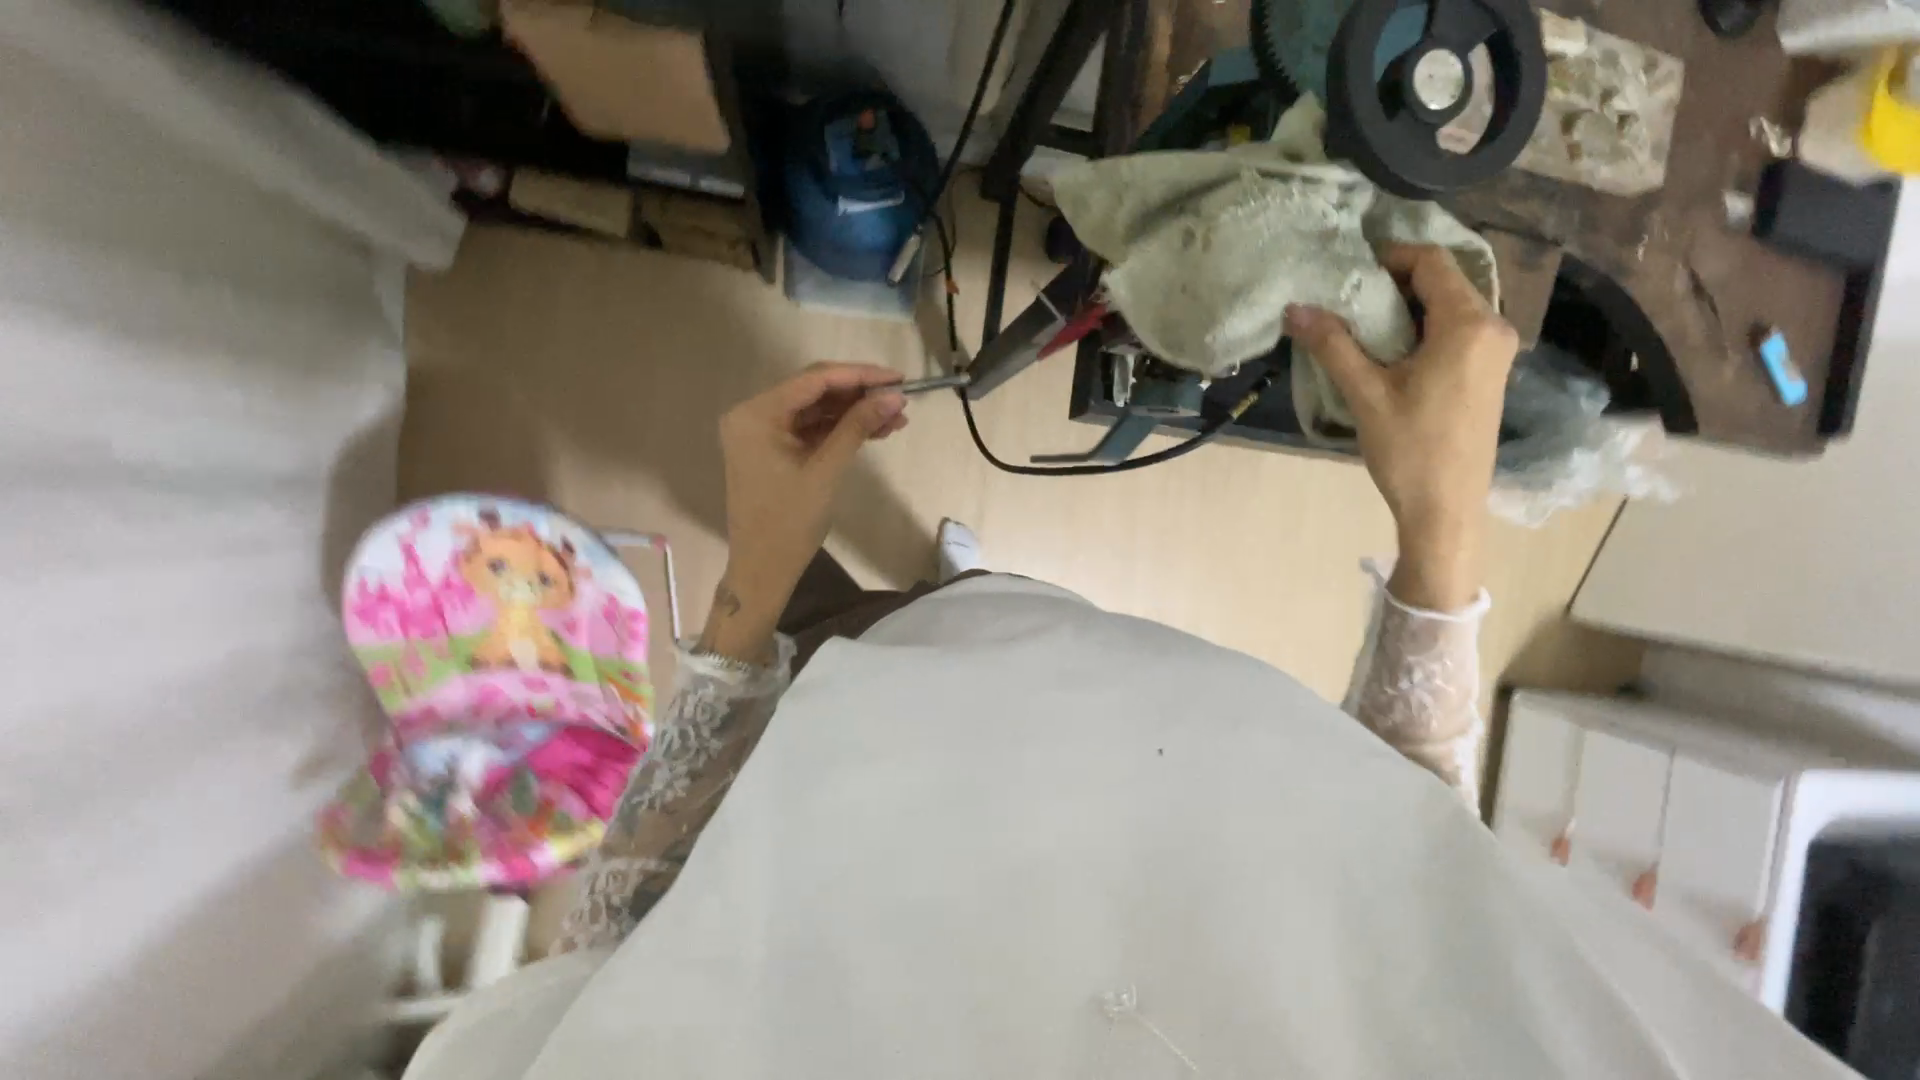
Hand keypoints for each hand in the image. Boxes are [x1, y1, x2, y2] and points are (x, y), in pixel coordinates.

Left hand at [702, 363, 908, 662]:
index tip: (898, 378)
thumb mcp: (826, 470)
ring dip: (854, 413)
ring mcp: (762, 433)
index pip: (814, 380)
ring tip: (896, 419)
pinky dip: (840, 430)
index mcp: (756, 414)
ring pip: (816, 410)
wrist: (764, 568)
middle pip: (814, 391)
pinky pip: (811, 429)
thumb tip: (894, 397)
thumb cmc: (789, 521)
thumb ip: (858, 427)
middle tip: (900, 400)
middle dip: (859, 394)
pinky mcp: (773, 450)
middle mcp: (753, 414)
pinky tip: (875, 431)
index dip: (859, 375)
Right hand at [1284, 244, 1516, 610]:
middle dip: (1394, 283)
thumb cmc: (1409, 450)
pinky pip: (1456, 331)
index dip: (1389, 257)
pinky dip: (1422, 329)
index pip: (1431, 262)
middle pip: (1444, 281)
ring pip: (1450, 307)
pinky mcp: (1489, 373)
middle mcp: (1494, 328)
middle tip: (1348, 300)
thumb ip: (1332, 345)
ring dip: (1407, 308)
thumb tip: (1294, 308)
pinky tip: (1391, 354)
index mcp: (1469, 325)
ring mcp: (1496, 352)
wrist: (1447, 508)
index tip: (1348, 272)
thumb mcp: (1365, 394)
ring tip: (1362, 327)